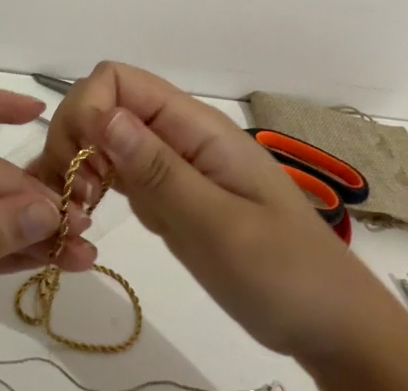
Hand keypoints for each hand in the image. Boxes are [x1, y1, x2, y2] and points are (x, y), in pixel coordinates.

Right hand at [34, 62, 407, 390]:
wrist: (332, 326)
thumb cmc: (283, 275)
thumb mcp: (217, 226)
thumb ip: (157, 170)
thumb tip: (101, 114)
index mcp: (197, 127)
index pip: (118, 80)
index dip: (87, 110)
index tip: (78, 165)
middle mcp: (182, 135)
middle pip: (106, 105)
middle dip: (77, 140)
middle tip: (75, 198)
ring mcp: (177, 165)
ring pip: (107, 139)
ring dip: (81, 165)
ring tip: (78, 214)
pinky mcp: (173, 195)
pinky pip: (122, 173)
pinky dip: (96, 188)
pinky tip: (91, 219)